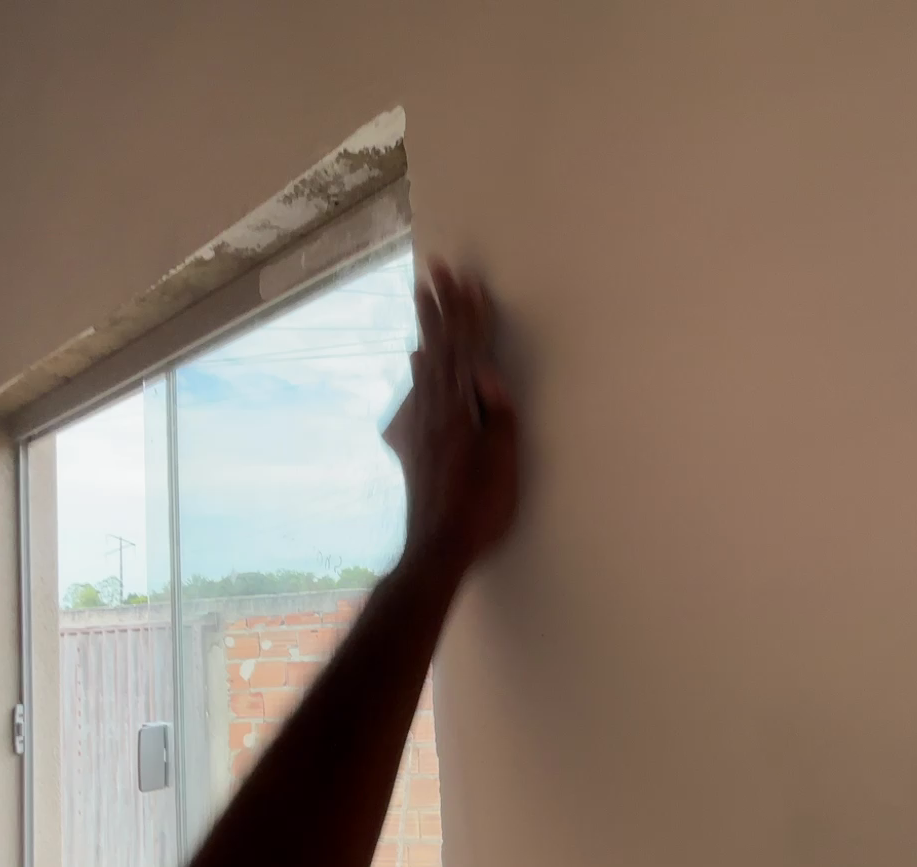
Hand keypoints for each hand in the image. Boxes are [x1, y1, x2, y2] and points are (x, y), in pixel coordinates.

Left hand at [383, 260, 520, 572]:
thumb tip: (487, 375)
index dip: (470, 316)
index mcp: (461, 411)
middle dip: (441, 308)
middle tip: (437, 270)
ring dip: (428, 329)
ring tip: (423, 298)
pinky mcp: (414, 442)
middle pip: (439, 349)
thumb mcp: (502, 463)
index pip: (467, 352)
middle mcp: (435, 410)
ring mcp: (420, 425)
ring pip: (425, 366)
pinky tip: (414, 360)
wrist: (438, 545)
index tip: (469, 280)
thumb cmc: (480, 507)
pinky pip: (416, 393)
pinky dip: (418, 369)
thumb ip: (498, 417)